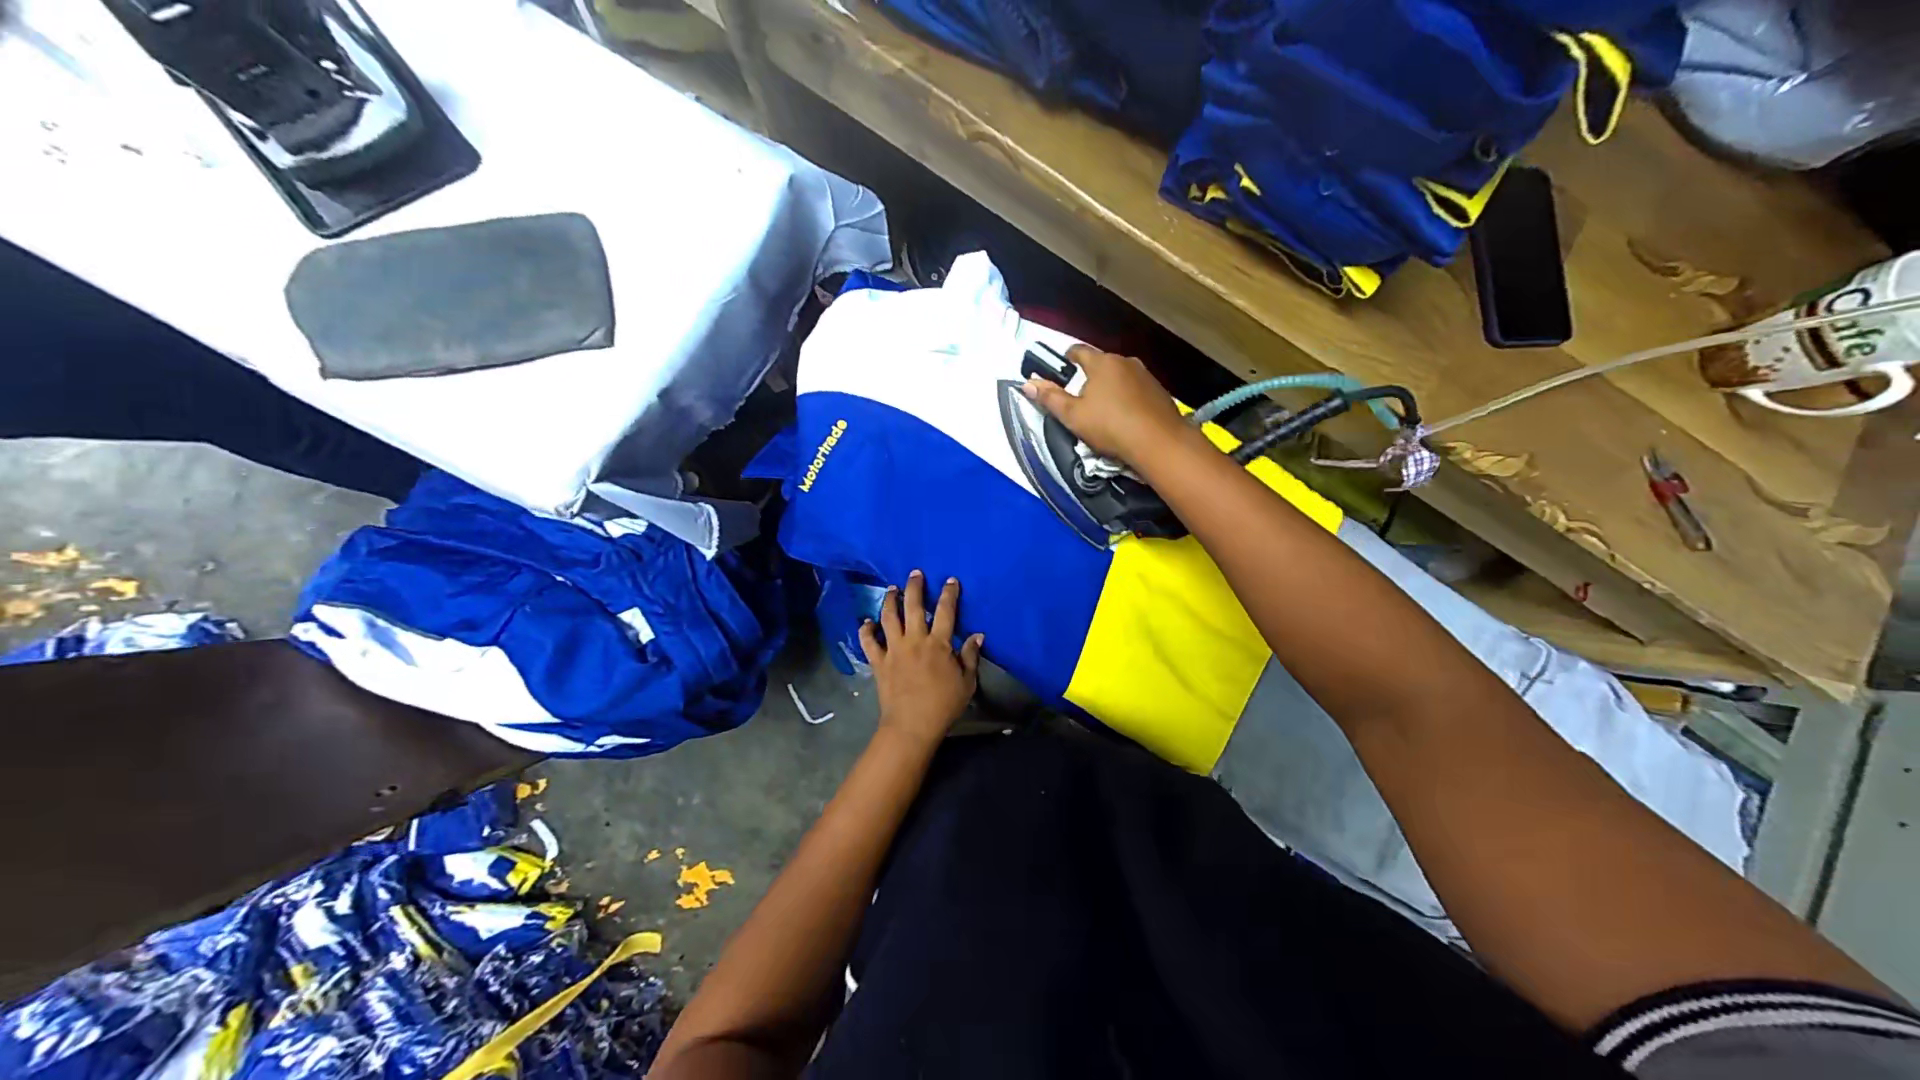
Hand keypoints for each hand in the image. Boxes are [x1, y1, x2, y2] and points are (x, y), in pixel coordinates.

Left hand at [859, 570, 983, 750]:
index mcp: (938, 643)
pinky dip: (865, 630)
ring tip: (891, 589)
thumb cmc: (944, 704)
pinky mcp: (878, 662)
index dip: (949, 593)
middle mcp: (914, 640)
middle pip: (913, 606)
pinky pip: (869, 642)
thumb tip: (977, 635)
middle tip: (915, 573)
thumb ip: (970, 656)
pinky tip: (865, 622)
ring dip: (890, 600)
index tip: (950, 580)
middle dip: (915, 587)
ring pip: (889, 617)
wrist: (912, 725)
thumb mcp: (967, 682)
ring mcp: (894, 650)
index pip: (946, 611)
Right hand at [1021, 345, 1193, 467]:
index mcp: (1101, 363)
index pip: (1079, 350)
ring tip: (1104, 410)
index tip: (1062, 367)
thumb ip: (1049, 398)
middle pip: (1101, 363)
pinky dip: (1129, 398)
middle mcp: (1125, 361)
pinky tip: (1126, 417)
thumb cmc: (1110, 426)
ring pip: (1121, 376)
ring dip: (1111, 387)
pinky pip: (1137, 389)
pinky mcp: (1160, 391)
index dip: (1067, 357)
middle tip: (1080, 397)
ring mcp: (1146, 375)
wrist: (1159, 442)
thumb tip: (1028, 383)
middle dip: (1090, 376)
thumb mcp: (1072, 416)